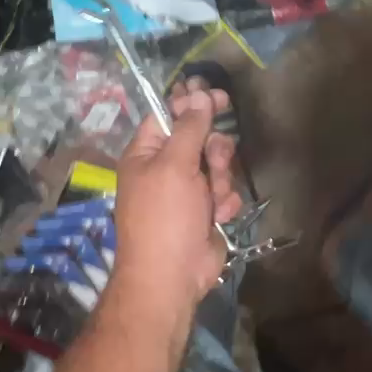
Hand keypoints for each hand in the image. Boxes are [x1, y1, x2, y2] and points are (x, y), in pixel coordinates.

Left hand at [112, 81, 240, 311]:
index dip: (193, 104)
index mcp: (146, 153)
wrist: (172, 275)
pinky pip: (225, 191)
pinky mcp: (206, 210)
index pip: (169, 115)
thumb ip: (189, 128)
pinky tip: (219, 216)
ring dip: (221, 180)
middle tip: (213, 163)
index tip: (218, 96)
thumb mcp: (175, 166)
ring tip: (213, 199)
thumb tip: (198, 95)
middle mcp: (165, 168)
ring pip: (217, 164)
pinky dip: (225, 202)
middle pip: (200, 138)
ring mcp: (187, 191)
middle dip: (213, 151)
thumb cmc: (164, 217)